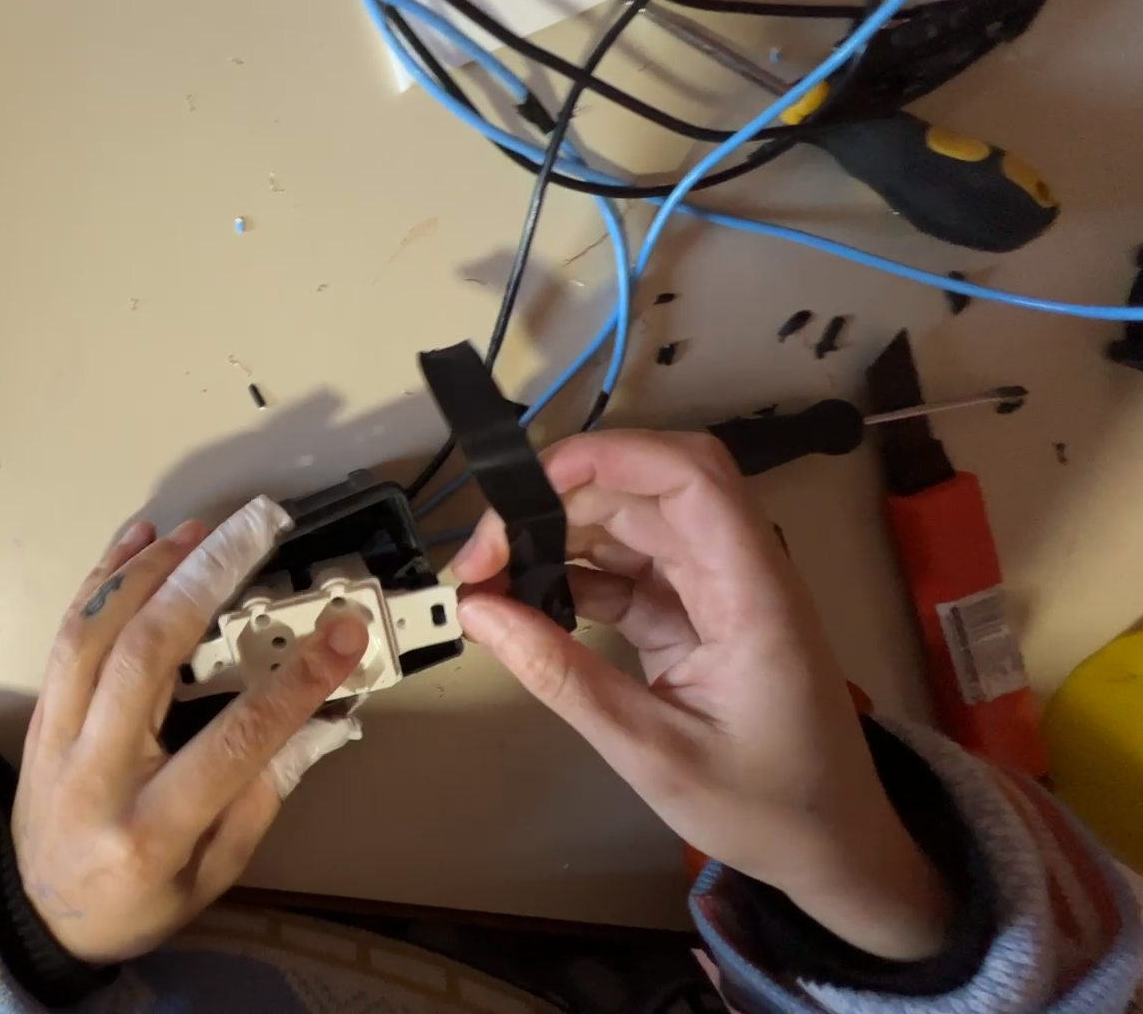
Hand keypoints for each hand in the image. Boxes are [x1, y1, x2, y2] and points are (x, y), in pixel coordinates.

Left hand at [14, 499, 370, 963]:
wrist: (32, 916)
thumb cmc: (134, 902)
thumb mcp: (212, 875)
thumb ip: (263, 796)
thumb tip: (319, 719)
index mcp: (150, 828)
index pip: (232, 742)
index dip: (293, 684)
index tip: (341, 632)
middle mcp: (94, 771)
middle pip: (145, 658)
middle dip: (203, 581)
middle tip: (251, 531)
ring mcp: (55, 734)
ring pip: (96, 632)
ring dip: (149, 568)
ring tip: (198, 529)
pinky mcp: (39, 710)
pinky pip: (67, 632)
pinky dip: (102, 577)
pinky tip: (134, 539)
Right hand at [453, 430, 949, 960]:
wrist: (832, 849)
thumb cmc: (766, 807)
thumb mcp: (652, 752)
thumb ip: (560, 676)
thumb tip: (474, 610)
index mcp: (752, 594)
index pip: (690, 477)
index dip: (605, 457)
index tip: (519, 491)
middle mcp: (730, 570)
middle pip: (636, 490)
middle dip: (547, 505)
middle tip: (480, 558)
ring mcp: (704, 586)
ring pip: (616, 521)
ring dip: (545, 537)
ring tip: (486, 580)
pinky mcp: (680, 607)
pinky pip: (610, 566)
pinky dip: (558, 573)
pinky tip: (518, 601)